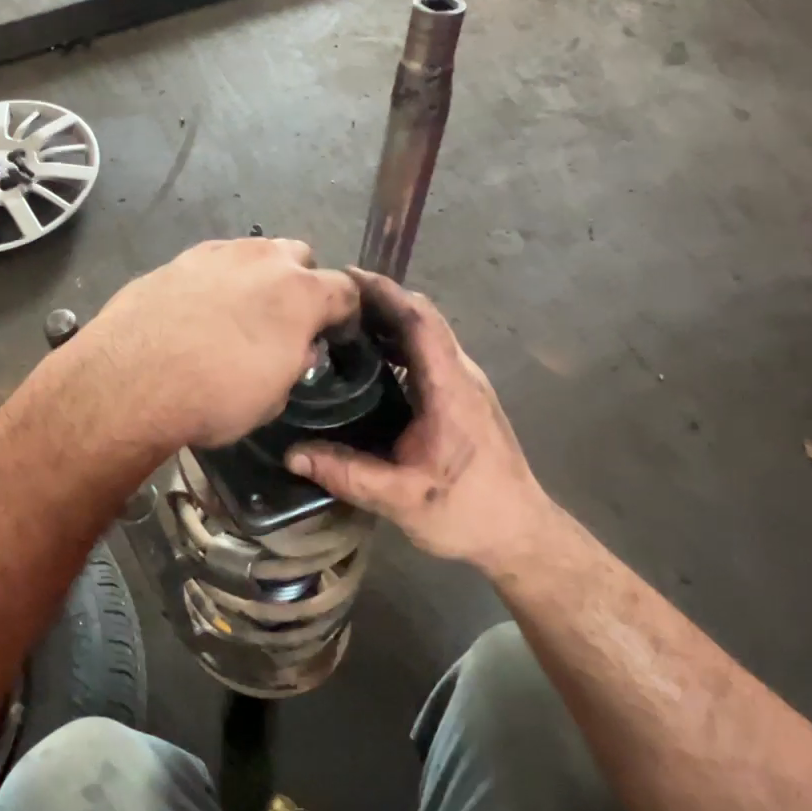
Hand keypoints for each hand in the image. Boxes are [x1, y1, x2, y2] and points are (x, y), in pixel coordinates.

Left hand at [63, 238, 358, 450]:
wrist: (129, 380)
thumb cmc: (213, 396)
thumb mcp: (272, 397)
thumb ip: (294, 363)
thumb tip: (297, 349)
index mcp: (300, 292)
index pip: (344, 290)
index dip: (344, 315)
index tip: (333, 336)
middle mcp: (262, 259)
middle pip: (299, 256)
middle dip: (299, 283)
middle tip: (283, 320)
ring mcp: (216, 253)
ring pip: (253, 253)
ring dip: (257, 277)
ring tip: (237, 314)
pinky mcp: (176, 259)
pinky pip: (212, 263)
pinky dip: (216, 281)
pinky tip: (198, 312)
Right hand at [285, 269, 551, 569]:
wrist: (520, 534)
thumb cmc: (468, 512)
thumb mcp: (402, 499)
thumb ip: (347, 474)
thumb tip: (292, 454)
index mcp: (450, 388)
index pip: (419, 320)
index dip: (385, 292)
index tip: (345, 276)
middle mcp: (461, 375)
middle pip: (422, 318)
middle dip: (379, 299)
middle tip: (330, 298)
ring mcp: (465, 384)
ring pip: (426, 333)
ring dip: (389, 319)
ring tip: (341, 321)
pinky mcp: (462, 397)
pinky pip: (427, 352)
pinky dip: (398, 341)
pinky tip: (367, 358)